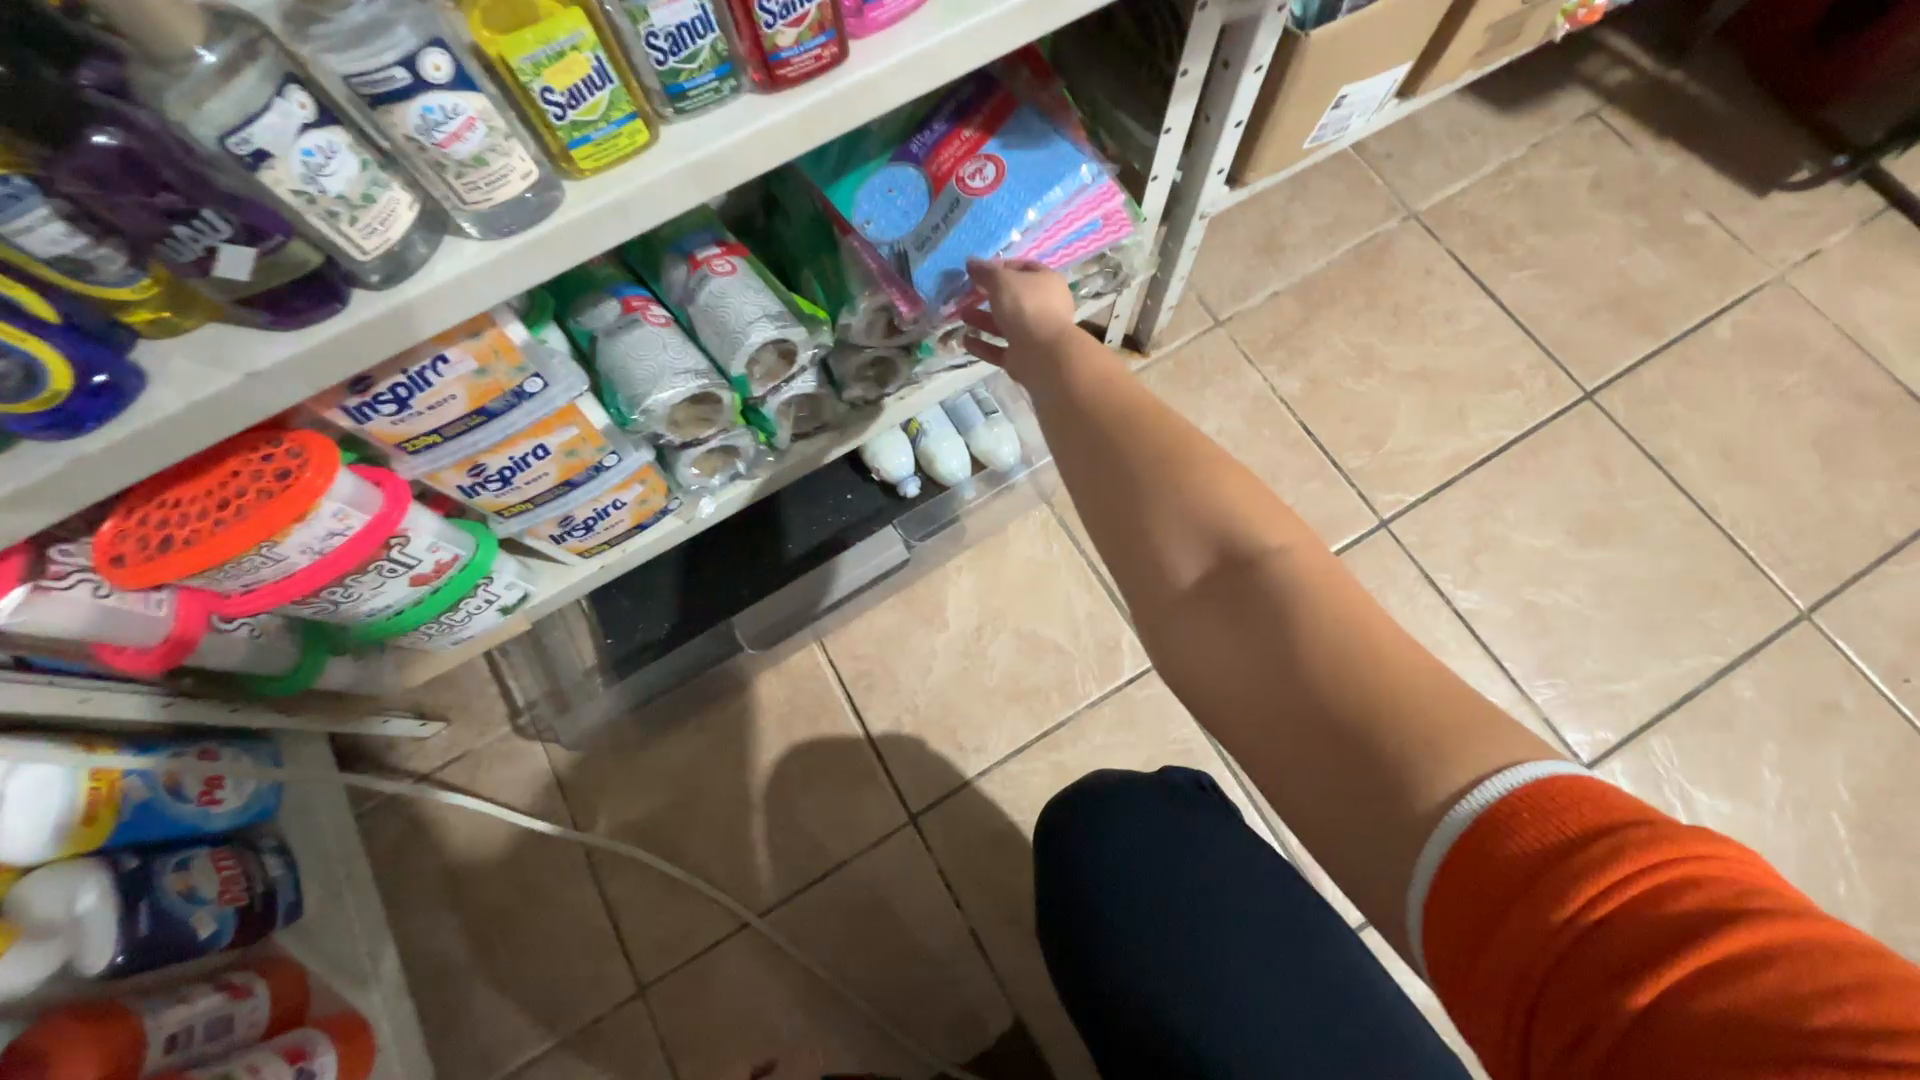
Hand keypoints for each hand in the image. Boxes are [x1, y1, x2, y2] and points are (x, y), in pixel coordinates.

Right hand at [958, 258, 1081, 376]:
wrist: (1042, 354)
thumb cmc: (1025, 307)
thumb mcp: (1002, 280)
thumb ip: (985, 271)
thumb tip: (971, 262)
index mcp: (1046, 282)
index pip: (1023, 268)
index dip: (999, 267)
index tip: (977, 271)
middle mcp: (1044, 307)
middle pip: (1012, 298)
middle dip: (987, 296)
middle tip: (965, 295)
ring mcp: (1034, 334)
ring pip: (1004, 324)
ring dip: (982, 319)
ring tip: (961, 315)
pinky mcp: (1022, 357)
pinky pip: (999, 349)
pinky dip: (983, 345)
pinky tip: (965, 341)